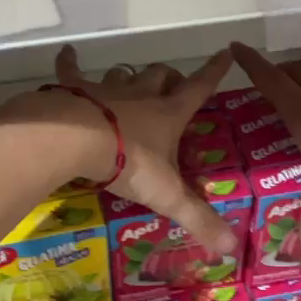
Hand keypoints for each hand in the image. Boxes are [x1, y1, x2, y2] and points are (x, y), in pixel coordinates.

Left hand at [39, 45, 237, 253]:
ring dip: (130, 76)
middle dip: (171, 78)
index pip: (200, 89)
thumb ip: (198, 219)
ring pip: (124, 74)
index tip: (226, 53)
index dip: (215, 72)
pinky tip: (68, 53)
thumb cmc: (129, 163)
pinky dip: (70, 61)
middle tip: (174, 85)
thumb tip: (232, 248)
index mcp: (168, 115)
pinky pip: (72, 70)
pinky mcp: (74, 90)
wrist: (77, 139)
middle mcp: (141, 96)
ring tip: (132, 79)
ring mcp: (107, 90)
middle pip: (161, 76)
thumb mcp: (168, 196)